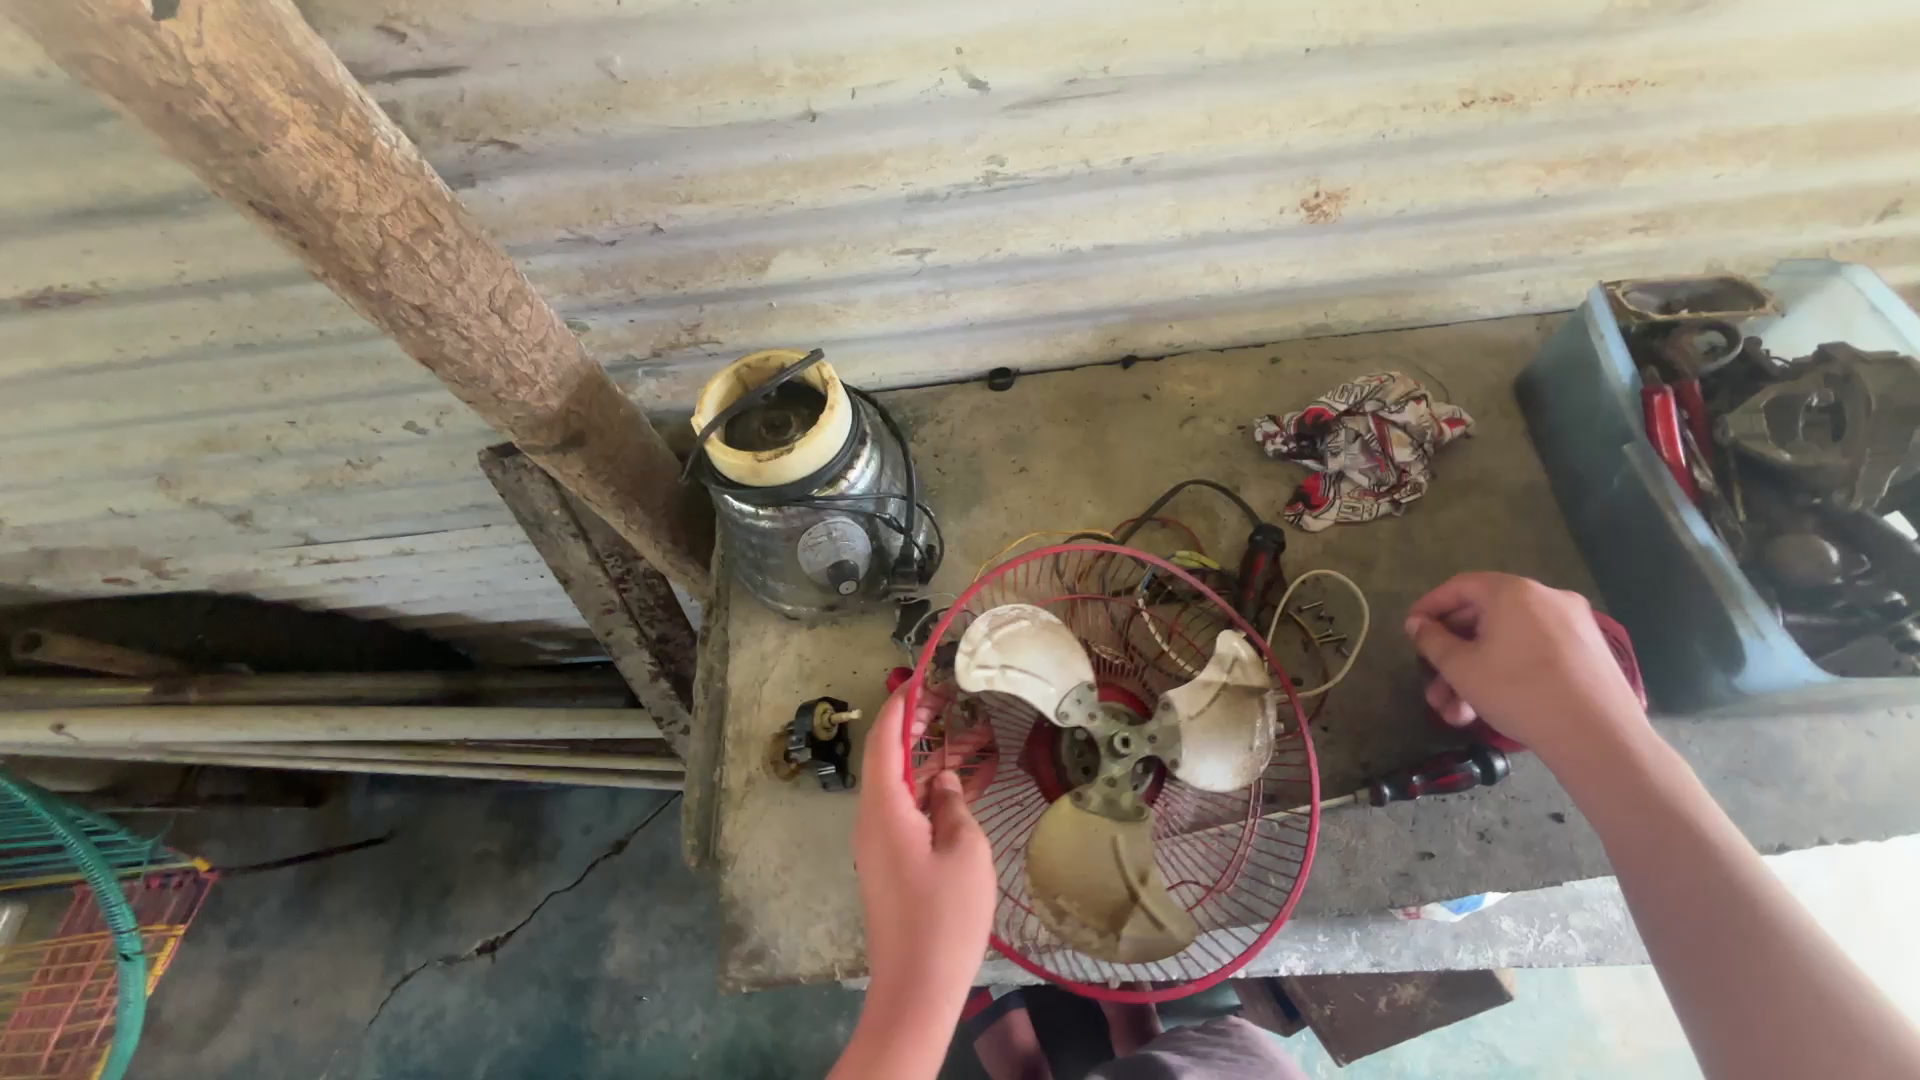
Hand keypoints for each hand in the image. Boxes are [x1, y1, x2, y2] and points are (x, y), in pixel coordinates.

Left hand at [852, 684, 995, 1024]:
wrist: (916, 988)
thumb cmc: (944, 917)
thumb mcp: (965, 852)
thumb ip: (955, 805)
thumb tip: (947, 782)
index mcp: (884, 808)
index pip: (884, 739)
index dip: (901, 704)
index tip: (923, 676)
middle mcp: (873, 818)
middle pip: (890, 757)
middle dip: (919, 726)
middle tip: (954, 700)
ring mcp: (880, 841)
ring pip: (902, 784)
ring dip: (932, 759)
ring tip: (973, 735)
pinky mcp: (891, 860)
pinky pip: (908, 811)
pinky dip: (933, 791)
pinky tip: (966, 783)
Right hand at [1403, 573, 1649, 769]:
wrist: (1599, 737)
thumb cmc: (1518, 691)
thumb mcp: (1460, 667)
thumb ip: (1431, 640)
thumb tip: (1417, 624)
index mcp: (1513, 592)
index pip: (1459, 587)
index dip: (1429, 608)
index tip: (1411, 631)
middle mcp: (1546, 598)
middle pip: (1483, 617)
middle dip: (1451, 653)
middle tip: (1431, 679)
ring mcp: (1572, 625)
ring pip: (1507, 641)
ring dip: (1474, 671)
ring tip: (1455, 711)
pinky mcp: (1588, 652)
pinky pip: (1533, 652)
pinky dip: (1506, 670)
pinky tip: (1488, 706)